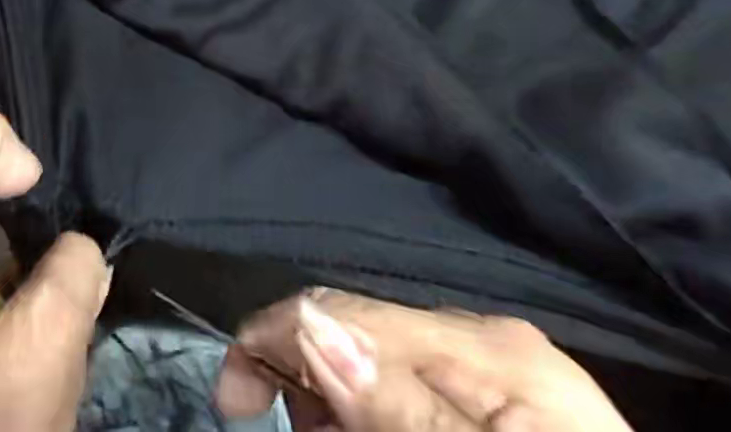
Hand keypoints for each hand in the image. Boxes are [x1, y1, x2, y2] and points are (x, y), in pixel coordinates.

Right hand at [215, 290, 632, 430]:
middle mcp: (484, 334)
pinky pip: (408, 372)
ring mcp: (494, 360)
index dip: (273, 339)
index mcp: (487, 348)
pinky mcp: (500, 388)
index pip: (348, 310)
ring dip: (333, 395)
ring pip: (373, 347)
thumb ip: (400, 411)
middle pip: (355, 321)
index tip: (230, 402)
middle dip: (301, 371)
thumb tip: (311, 323)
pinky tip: (366, 425)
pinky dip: (371, 403)